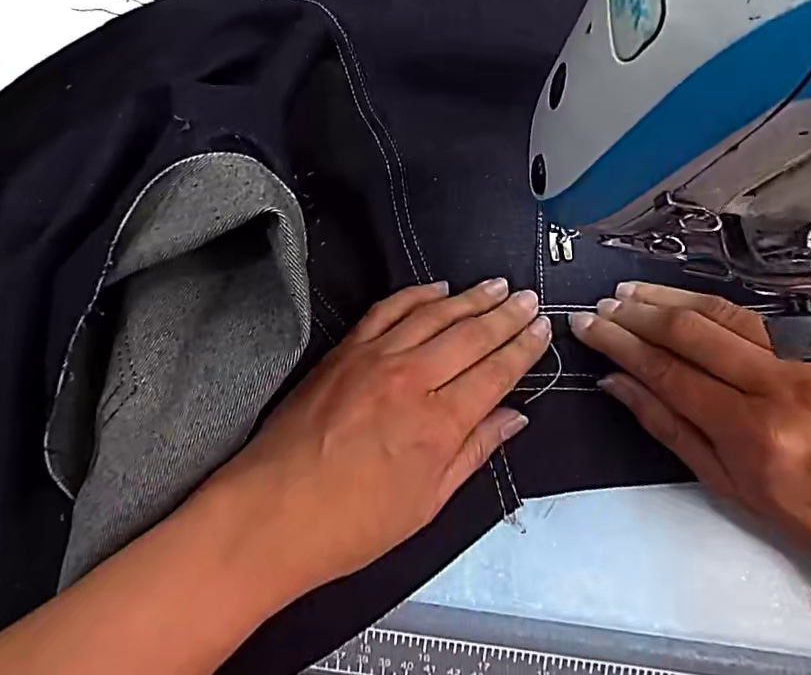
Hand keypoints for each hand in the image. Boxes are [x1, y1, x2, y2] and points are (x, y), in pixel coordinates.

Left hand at [193, 278, 550, 591]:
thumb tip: (514, 417)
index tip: (541, 328)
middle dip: (507, 314)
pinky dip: (418, 294)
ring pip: (437, 314)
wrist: (269, 515)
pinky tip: (439, 288)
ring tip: (497, 285)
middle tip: (529, 298)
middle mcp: (413, 380)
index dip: (524, 347)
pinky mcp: (347, 349)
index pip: (496, 371)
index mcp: (439, 424)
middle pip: (474, 334)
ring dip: (472, 297)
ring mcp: (377, 358)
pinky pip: (390, 308)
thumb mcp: (427, 503)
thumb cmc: (350, 524)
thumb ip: (476, 451)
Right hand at [569, 282, 810, 582]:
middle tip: (604, 304)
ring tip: (634, 292)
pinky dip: (718, 307)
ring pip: (724, 309)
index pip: (668, 371)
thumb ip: (668, 427)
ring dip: (671, 296)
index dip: (620, 344)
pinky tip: (689, 302)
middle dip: (637, 312)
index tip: (591, 326)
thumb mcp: (729, 487)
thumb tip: (619, 384)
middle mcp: (783, 385)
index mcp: (754, 433)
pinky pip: (761, 316)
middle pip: (691, 330)